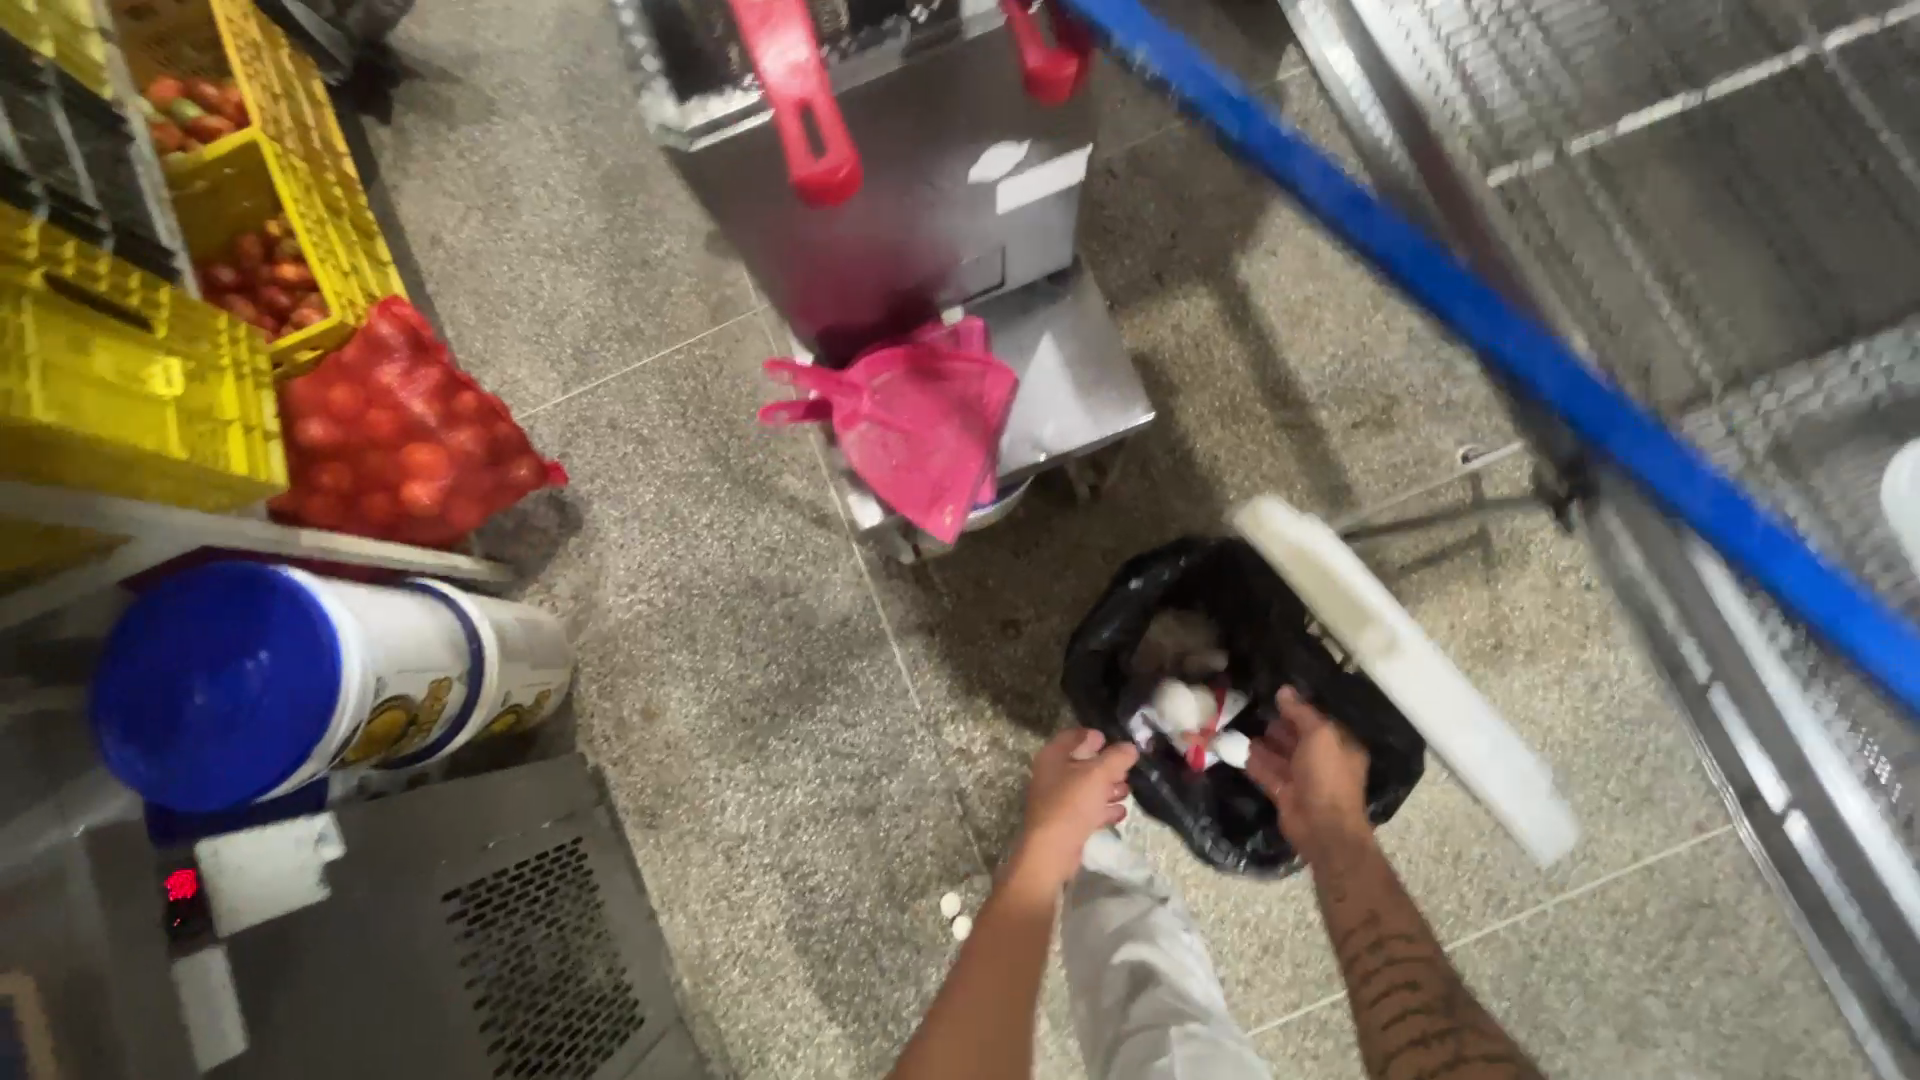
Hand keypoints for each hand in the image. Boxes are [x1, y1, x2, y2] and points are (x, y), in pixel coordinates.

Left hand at [1012, 729, 1138, 890]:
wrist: (1052, 850)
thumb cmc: (1071, 803)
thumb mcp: (1097, 775)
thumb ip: (1116, 758)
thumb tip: (1130, 747)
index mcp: (1053, 756)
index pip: (1072, 736)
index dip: (1092, 736)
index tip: (1111, 739)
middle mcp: (1052, 774)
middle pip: (1082, 763)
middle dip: (1106, 765)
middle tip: (1127, 767)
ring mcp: (1057, 799)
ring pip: (1087, 788)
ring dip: (1108, 788)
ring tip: (1128, 790)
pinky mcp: (1065, 821)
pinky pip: (1087, 809)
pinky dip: (1103, 809)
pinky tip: (1121, 812)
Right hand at [1245, 686, 1370, 863]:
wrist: (1322, 826)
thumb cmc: (1327, 776)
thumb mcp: (1319, 735)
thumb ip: (1301, 712)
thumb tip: (1284, 690)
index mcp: (1340, 748)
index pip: (1318, 724)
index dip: (1299, 711)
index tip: (1275, 698)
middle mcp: (1324, 762)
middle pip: (1298, 740)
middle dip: (1279, 727)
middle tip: (1256, 712)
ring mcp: (1303, 780)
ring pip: (1281, 757)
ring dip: (1264, 745)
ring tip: (1243, 728)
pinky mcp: (1285, 794)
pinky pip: (1267, 773)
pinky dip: (1254, 763)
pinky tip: (1238, 749)